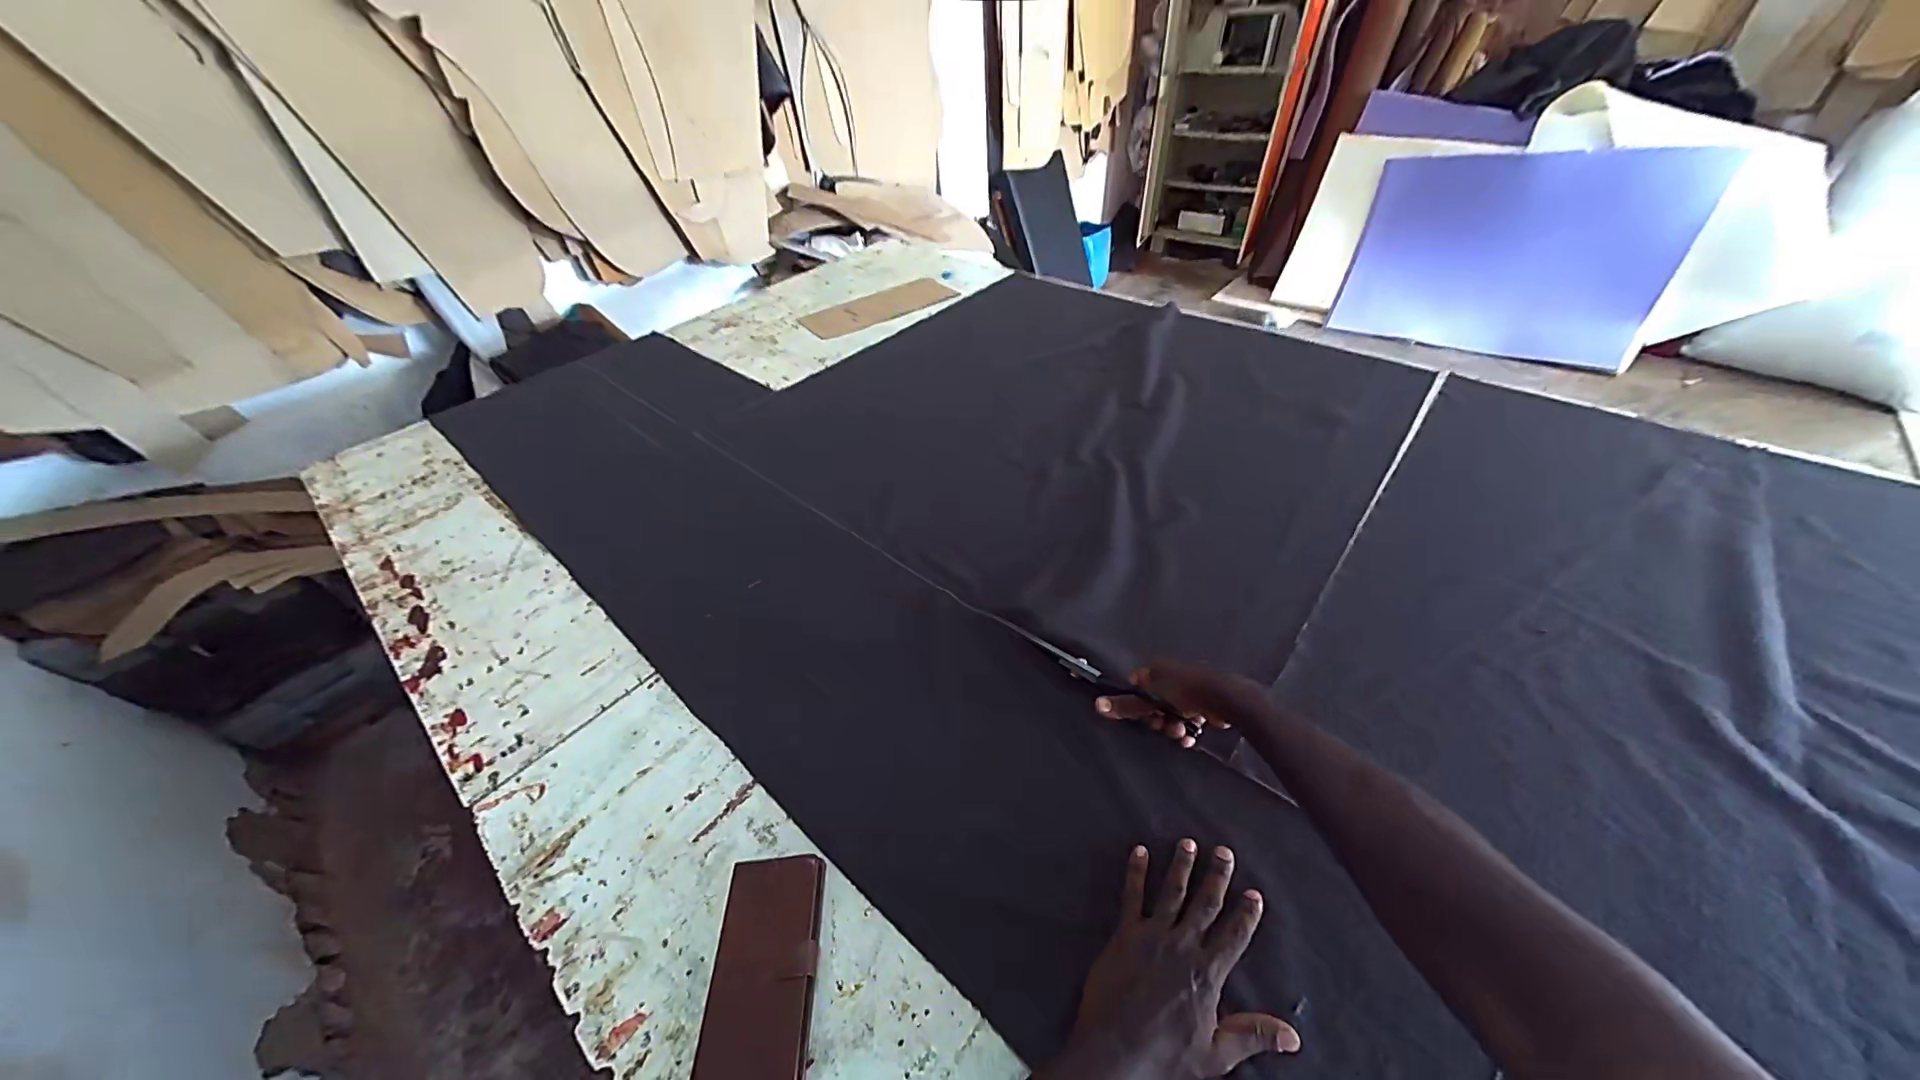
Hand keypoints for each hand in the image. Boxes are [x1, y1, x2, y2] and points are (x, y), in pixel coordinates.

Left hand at [1037, 840, 1299, 1079]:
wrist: (1117, 1051)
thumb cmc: (1167, 1056)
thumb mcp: (1217, 1053)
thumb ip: (1252, 1035)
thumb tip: (1293, 1036)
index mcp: (1207, 974)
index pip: (1233, 936)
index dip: (1245, 914)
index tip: (1255, 892)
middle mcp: (1182, 947)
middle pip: (1204, 905)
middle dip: (1216, 876)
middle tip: (1224, 851)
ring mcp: (1152, 937)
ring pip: (1171, 893)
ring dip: (1181, 866)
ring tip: (1188, 842)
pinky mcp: (1125, 935)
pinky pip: (1131, 896)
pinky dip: (1135, 872)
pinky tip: (1138, 851)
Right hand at [1095, 660, 1275, 747]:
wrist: (1227, 698)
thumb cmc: (1186, 692)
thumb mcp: (1152, 699)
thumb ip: (1126, 705)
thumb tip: (1097, 704)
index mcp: (1155, 669)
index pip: (1135, 689)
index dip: (1136, 706)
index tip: (1142, 717)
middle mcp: (1169, 676)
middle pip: (1152, 704)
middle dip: (1157, 720)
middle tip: (1164, 726)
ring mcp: (1186, 689)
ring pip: (1170, 714)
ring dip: (1172, 728)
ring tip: (1181, 733)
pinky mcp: (1201, 702)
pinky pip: (1186, 718)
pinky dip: (1186, 728)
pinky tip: (1190, 735)